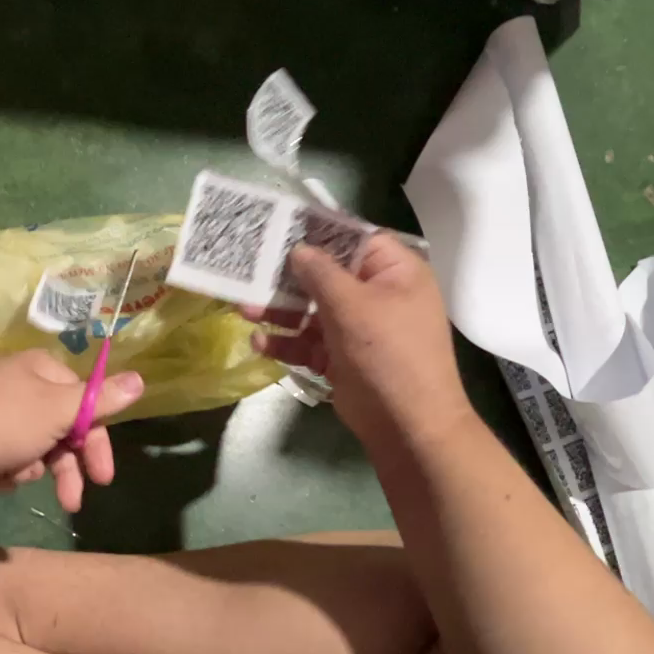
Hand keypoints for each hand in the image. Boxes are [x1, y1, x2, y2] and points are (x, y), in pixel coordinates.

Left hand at [0, 349, 143, 511]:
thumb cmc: (0, 424)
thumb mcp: (58, 411)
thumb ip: (100, 400)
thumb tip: (142, 379)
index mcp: (42, 369)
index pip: (86, 404)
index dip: (96, 443)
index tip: (102, 479)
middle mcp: (19, 382)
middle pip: (61, 429)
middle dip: (63, 467)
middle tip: (70, 503)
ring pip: (34, 446)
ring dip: (30, 468)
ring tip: (12, 477)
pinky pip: (5, 454)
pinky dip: (4, 470)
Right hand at [246, 234, 474, 453]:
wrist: (407, 424)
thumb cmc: (388, 353)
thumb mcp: (354, 305)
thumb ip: (321, 273)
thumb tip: (298, 250)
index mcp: (394, 271)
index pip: (353, 240)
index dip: (317, 234)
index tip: (278, 229)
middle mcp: (378, 295)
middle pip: (326, 277)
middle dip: (288, 279)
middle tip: (249, 273)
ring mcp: (359, 329)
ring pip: (312, 312)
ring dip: (280, 312)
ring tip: (245, 311)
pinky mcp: (341, 358)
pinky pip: (309, 343)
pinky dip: (287, 342)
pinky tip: (260, 343)